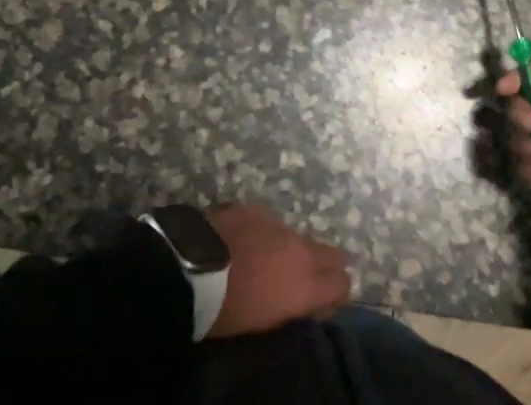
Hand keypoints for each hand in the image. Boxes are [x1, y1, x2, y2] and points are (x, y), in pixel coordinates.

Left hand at [206, 204, 351, 337]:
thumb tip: (301, 301)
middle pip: (332, 254)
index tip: (319, 304)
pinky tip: (240, 241)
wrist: (187, 268)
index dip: (334, 295)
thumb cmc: (224, 310)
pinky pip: (267, 223)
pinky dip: (260, 233)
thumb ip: (290, 306)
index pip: (342, 284)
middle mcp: (300, 250)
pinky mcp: (253, 208)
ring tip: (261, 261)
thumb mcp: (263, 322)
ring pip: (296, 237)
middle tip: (303, 279)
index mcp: (306, 285)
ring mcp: (278, 224)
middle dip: (324, 266)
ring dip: (287, 249)